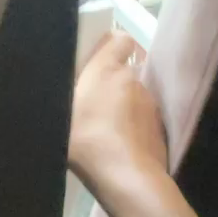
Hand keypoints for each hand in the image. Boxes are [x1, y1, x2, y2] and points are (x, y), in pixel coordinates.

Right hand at [69, 33, 168, 200]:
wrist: (126, 177)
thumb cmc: (86, 140)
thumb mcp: (58, 116)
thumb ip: (60, 97)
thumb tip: (64, 90)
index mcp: (106, 70)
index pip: (119, 39)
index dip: (110, 46)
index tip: (95, 61)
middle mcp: (133, 80)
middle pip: (123, 73)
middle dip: (110, 84)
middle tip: (92, 105)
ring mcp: (150, 104)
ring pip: (133, 98)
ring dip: (122, 108)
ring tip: (105, 131)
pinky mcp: (160, 127)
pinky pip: (142, 120)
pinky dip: (132, 128)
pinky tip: (119, 147)